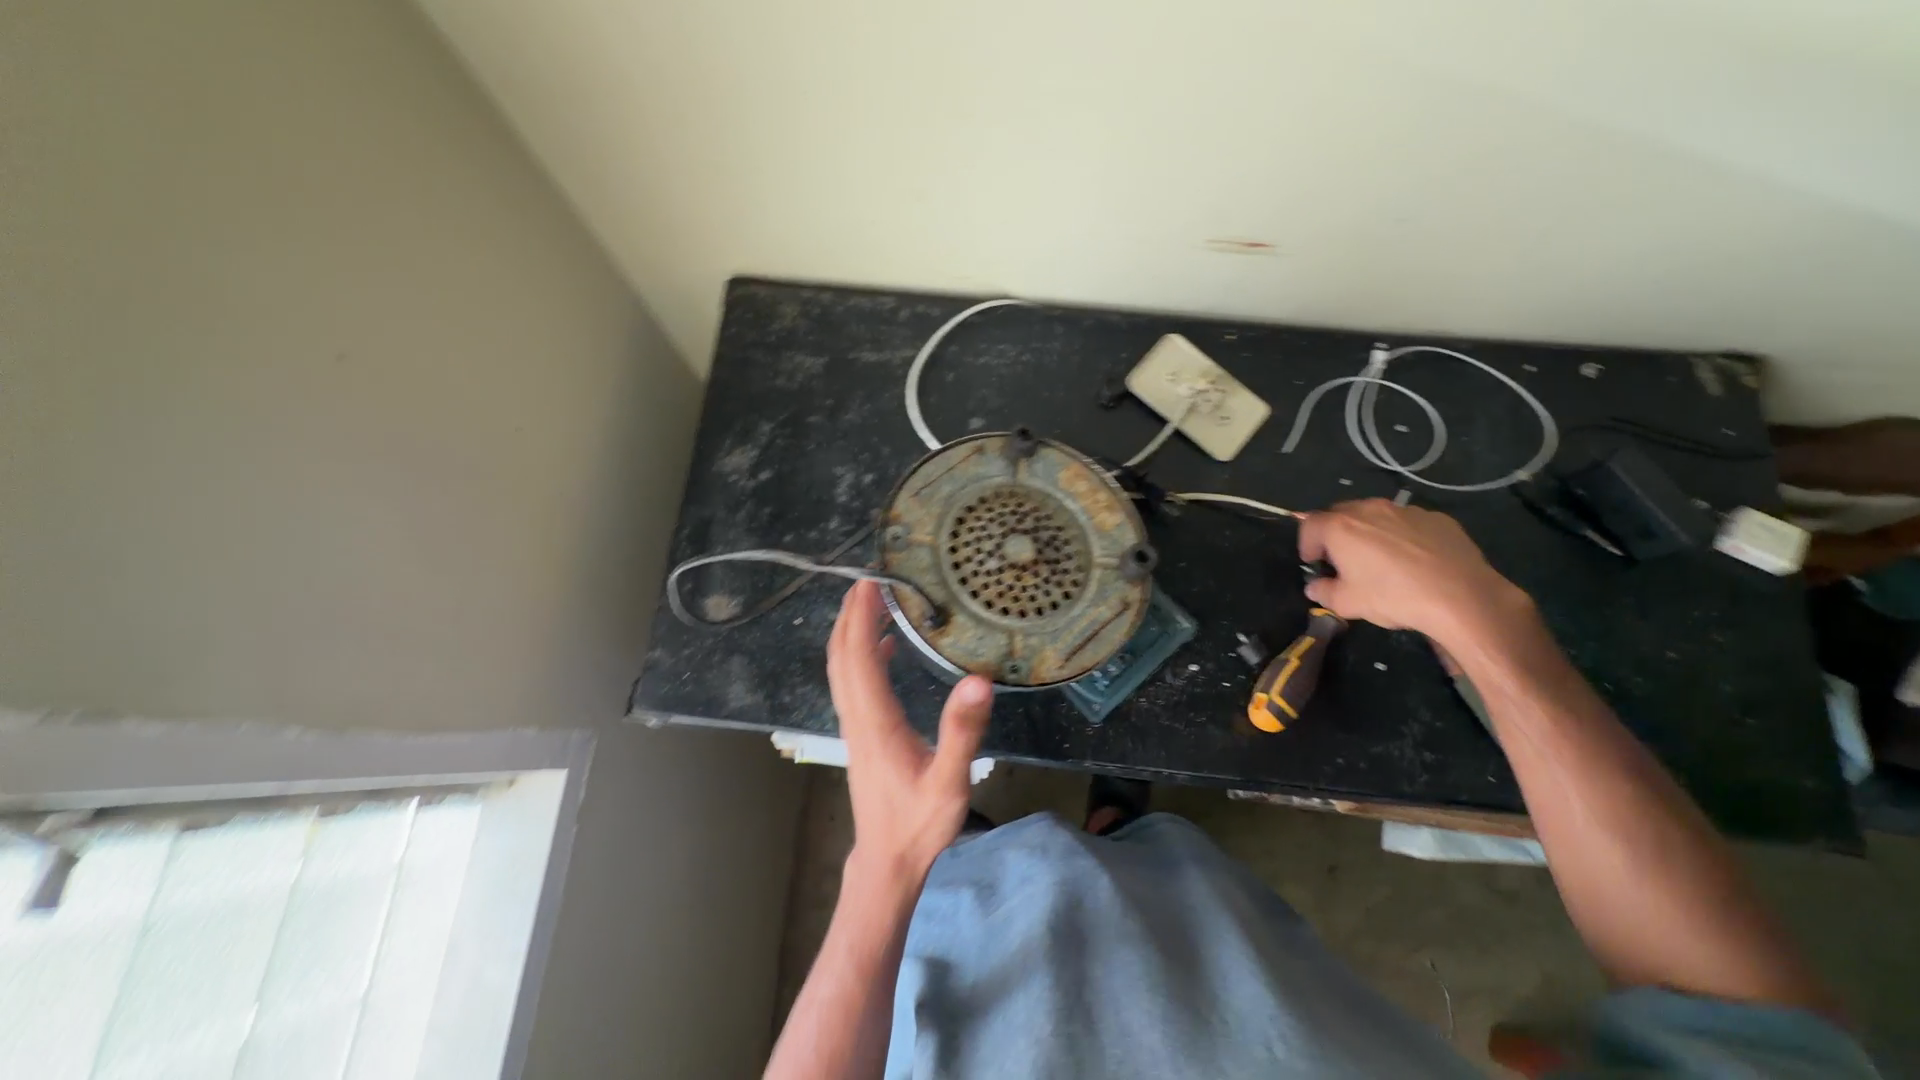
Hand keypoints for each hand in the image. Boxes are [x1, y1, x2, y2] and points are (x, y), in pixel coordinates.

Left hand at [827, 580, 992, 879]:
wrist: (887, 861)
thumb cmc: (918, 824)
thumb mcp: (949, 782)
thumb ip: (962, 733)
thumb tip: (979, 682)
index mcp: (875, 722)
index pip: (858, 657)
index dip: (860, 616)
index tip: (871, 581)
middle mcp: (857, 718)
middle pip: (841, 656)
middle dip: (850, 614)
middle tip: (870, 578)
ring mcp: (855, 727)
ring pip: (842, 669)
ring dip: (851, 632)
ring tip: (873, 602)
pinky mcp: (862, 736)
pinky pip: (852, 684)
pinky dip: (861, 656)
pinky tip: (885, 648)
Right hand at [1297, 499, 1529, 641]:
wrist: (1460, 595)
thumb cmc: (1393, 596)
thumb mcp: (1348, 604)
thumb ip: (1324, 592)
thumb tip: (1315, 587)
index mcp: (1341, 527)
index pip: (1309, 524)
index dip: (1306, 544)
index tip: (1314, 563)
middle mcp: (1370, 509)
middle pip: (1341, 513)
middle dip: (1335, 534)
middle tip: (1343, 560)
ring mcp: (1406, 510)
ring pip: (1376, 515)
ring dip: (1369, 532)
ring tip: (1381, 559)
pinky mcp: (1436, 518)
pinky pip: (1408, 523)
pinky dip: (1402, 536)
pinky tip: (1414, 561)